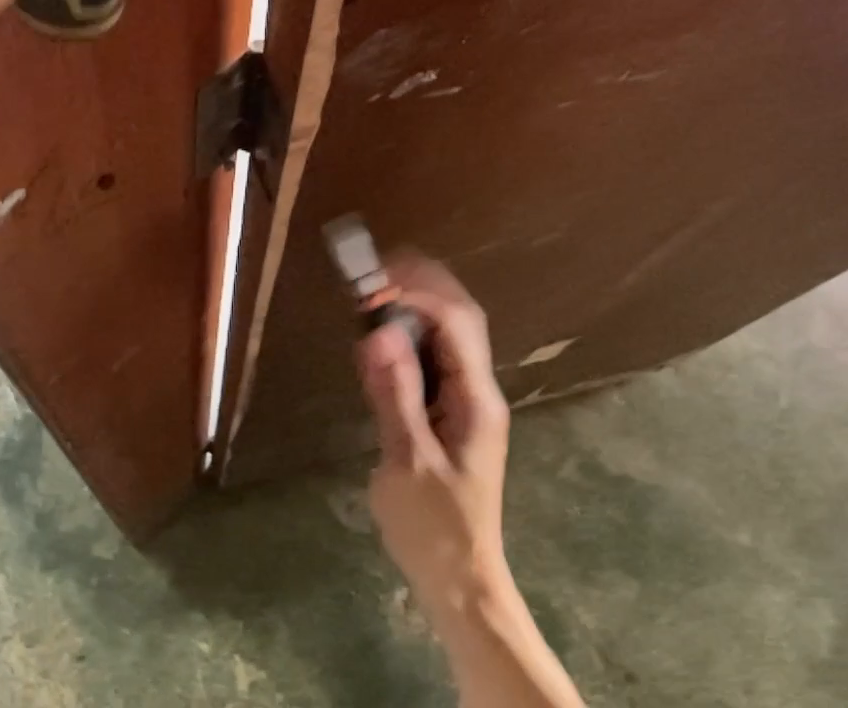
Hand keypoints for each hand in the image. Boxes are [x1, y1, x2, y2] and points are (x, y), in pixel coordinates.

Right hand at [357, 254, 513, 627]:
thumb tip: (377, 332)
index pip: (454, 325)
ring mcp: (464, 405)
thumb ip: (393, 394)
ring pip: (446, 337)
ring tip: (372, 290)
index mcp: (475, 400)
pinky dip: (407, 337)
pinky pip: (431, 361)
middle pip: (459, 320)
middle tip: (375, 267)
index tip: (370, 286)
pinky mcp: (447, 418)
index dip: (416, 294)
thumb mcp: (407, 460)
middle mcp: (476, 393)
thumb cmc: (433, 525)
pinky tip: (379, 337)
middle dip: (422, 285)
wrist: (458, 578)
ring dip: (414, 307)